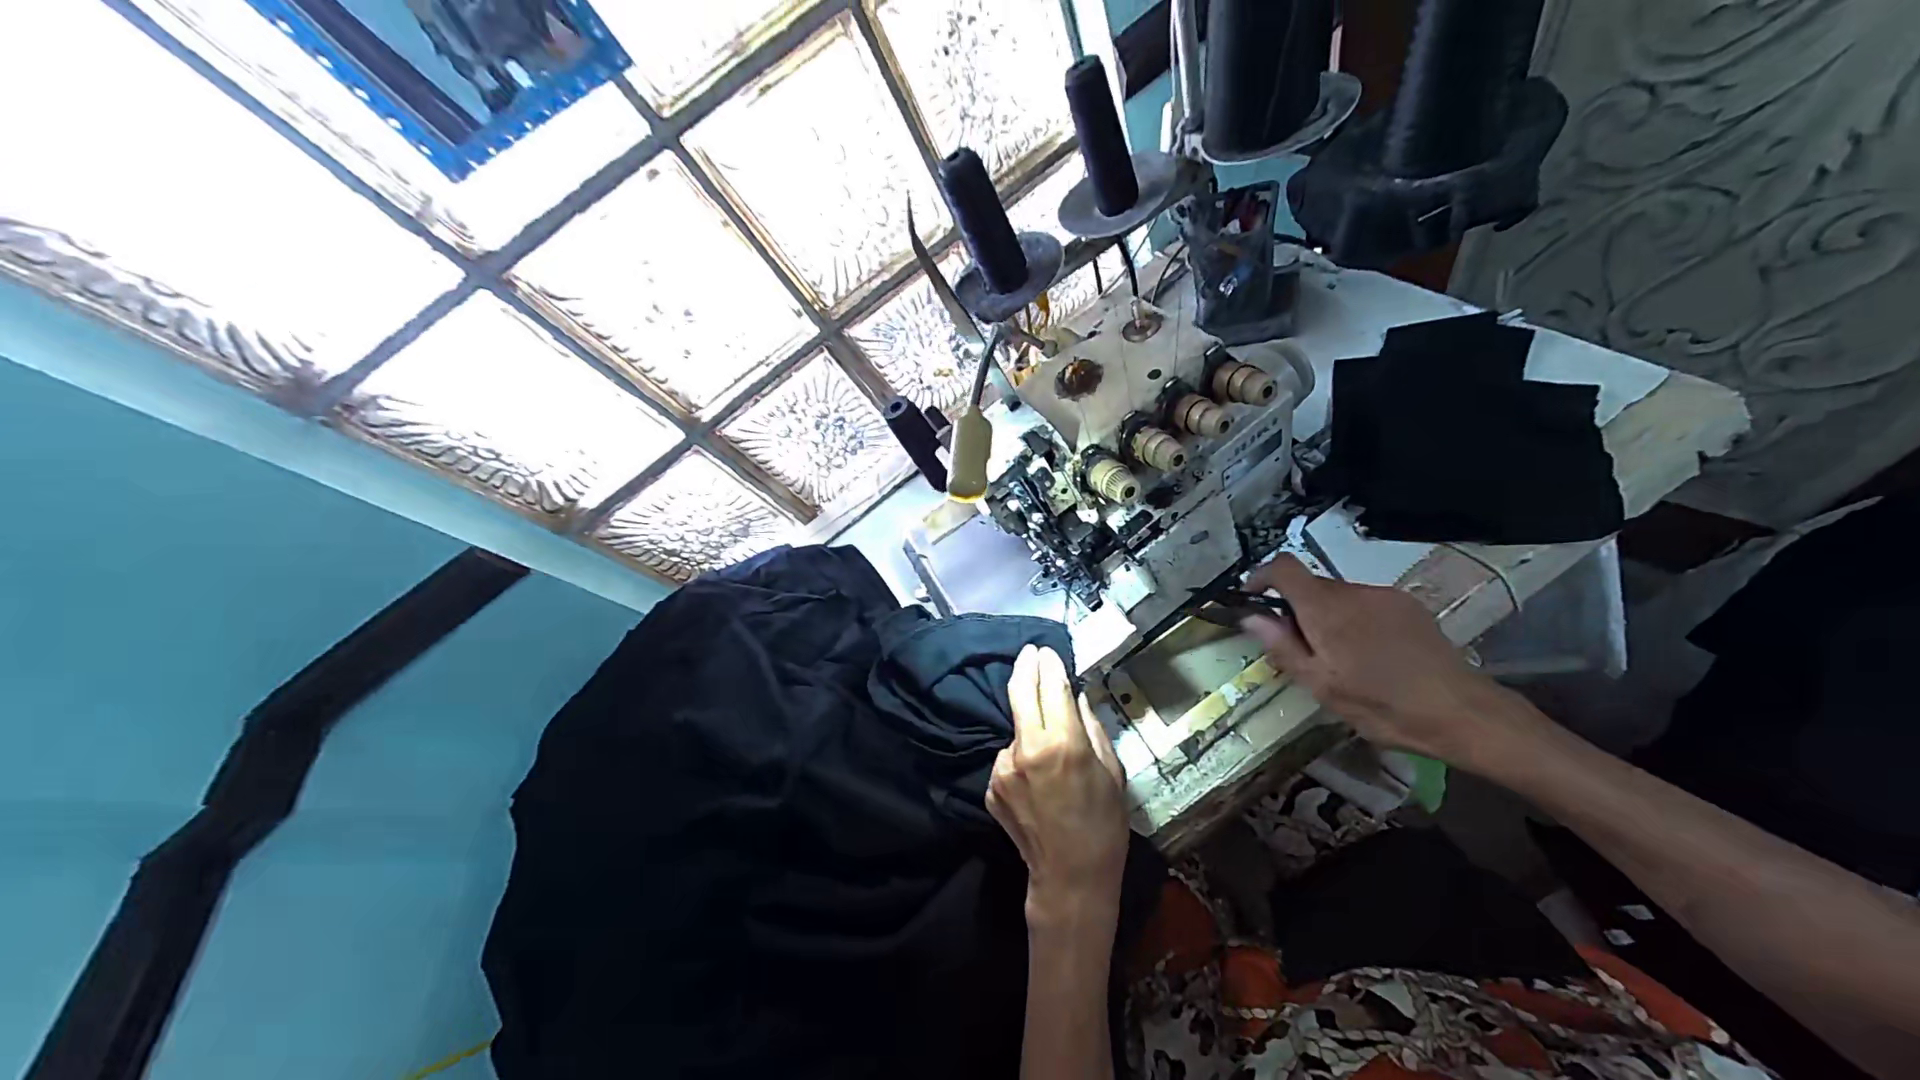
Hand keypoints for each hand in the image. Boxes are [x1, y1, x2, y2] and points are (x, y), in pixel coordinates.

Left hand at [988, 644, 1130, 930]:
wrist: (1070, 877)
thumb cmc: (1103, 825)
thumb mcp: (1112, 773)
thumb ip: (1092, 728)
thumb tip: (1077, 698)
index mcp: (1064, 743)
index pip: (1052, 687)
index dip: (1050, 665)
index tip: (1047, 651)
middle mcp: (1026, 748)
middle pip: (1020, 692)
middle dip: (1025, 667)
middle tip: (1030, 653)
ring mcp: (1003, 767)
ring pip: (1016, 730)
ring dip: (1029, 727)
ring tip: (1050, 753)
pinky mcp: (991, 785)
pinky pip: (1009, 759)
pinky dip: (1022, 758)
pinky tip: (1038, 783)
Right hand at [1238, 555, 1534, 767]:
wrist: (1463, 712)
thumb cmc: (1382, 706)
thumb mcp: (1321, 686)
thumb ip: (1282, 647)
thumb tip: (1250, 616)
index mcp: (1326, 610)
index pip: (1284, 567)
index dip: (1261, 576)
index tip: (1252, 599)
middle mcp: (1354, 592)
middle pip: (1311, 585)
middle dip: (1296, 609)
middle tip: (1299, 649)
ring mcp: (1385, 596)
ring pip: (1338, 596)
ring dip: (1326, 616)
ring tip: (1339, 658)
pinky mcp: (1408, 606)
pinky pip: (1365, 603)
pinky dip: (1353, 619)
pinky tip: (1369, 654)